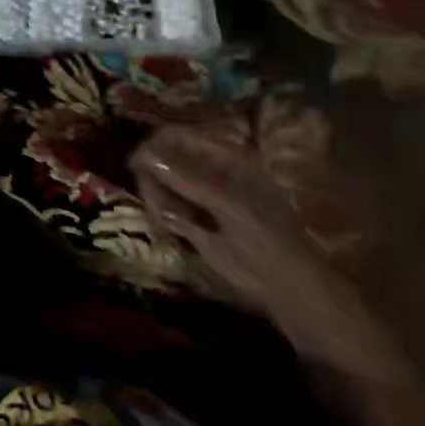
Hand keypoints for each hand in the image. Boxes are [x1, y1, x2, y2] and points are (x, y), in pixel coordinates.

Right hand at [131, 125, 412, 385]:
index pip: (179, 135)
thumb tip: (144, 155)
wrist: (286, 290)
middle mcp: (208, 171)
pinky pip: (160, 207)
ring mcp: (197, 195)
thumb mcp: (233, 207)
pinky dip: (158, 216)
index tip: (138, 162)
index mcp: (227, 159)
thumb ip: (189, 179)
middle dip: (153, 178)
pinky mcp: (189, 219)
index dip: (157, 144)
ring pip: (156, 182)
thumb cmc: (270, 243)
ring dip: (154, 199)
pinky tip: (166, 230)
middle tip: (155, 202)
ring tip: (164, 221)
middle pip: (162, 158)